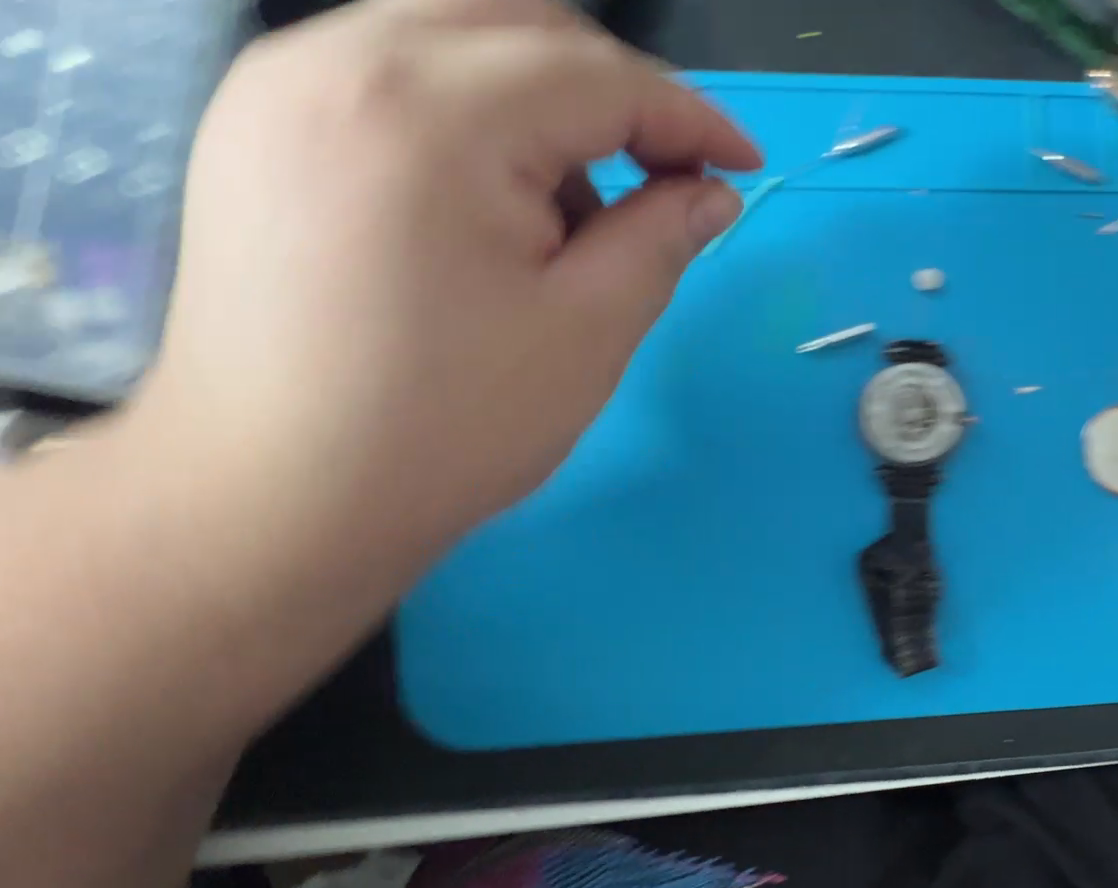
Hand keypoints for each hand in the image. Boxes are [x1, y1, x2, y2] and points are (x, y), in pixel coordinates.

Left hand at [135, 0, 759, 559]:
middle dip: (620, 92)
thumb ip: (662, 238)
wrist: (278, 496)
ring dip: (547, 102)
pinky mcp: (261, 124)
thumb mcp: (589, 330)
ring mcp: (283, 83)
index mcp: (433, 112)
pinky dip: (474, 114)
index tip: (742, 165)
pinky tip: (496, 202)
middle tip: (671, 174)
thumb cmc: (452, 423)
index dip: (689, 116)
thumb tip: (713, 192)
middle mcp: (341, 59)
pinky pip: (395, 74)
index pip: (598, 74)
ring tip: (577, 211)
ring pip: (457, 37)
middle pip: (524, 23)